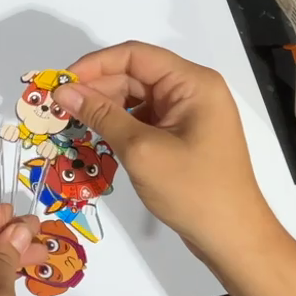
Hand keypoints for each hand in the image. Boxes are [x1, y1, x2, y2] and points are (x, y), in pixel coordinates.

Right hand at [57, 42, 281, 261]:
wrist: (235, 240)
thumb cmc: (193, 191)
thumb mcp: (141, 150)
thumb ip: (101, 115)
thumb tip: (63, 92)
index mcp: (192, 83)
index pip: (135, 56)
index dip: (95, 64)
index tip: (62, 84)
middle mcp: (193, 90)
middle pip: (134, 74)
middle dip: (97, 87)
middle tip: (61, 107)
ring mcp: (189, 113)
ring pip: (136, 96)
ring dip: (105, 105)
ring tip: (74, 121)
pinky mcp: (183, 134)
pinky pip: (144, 116)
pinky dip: (120, 122)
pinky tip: (99, 135)